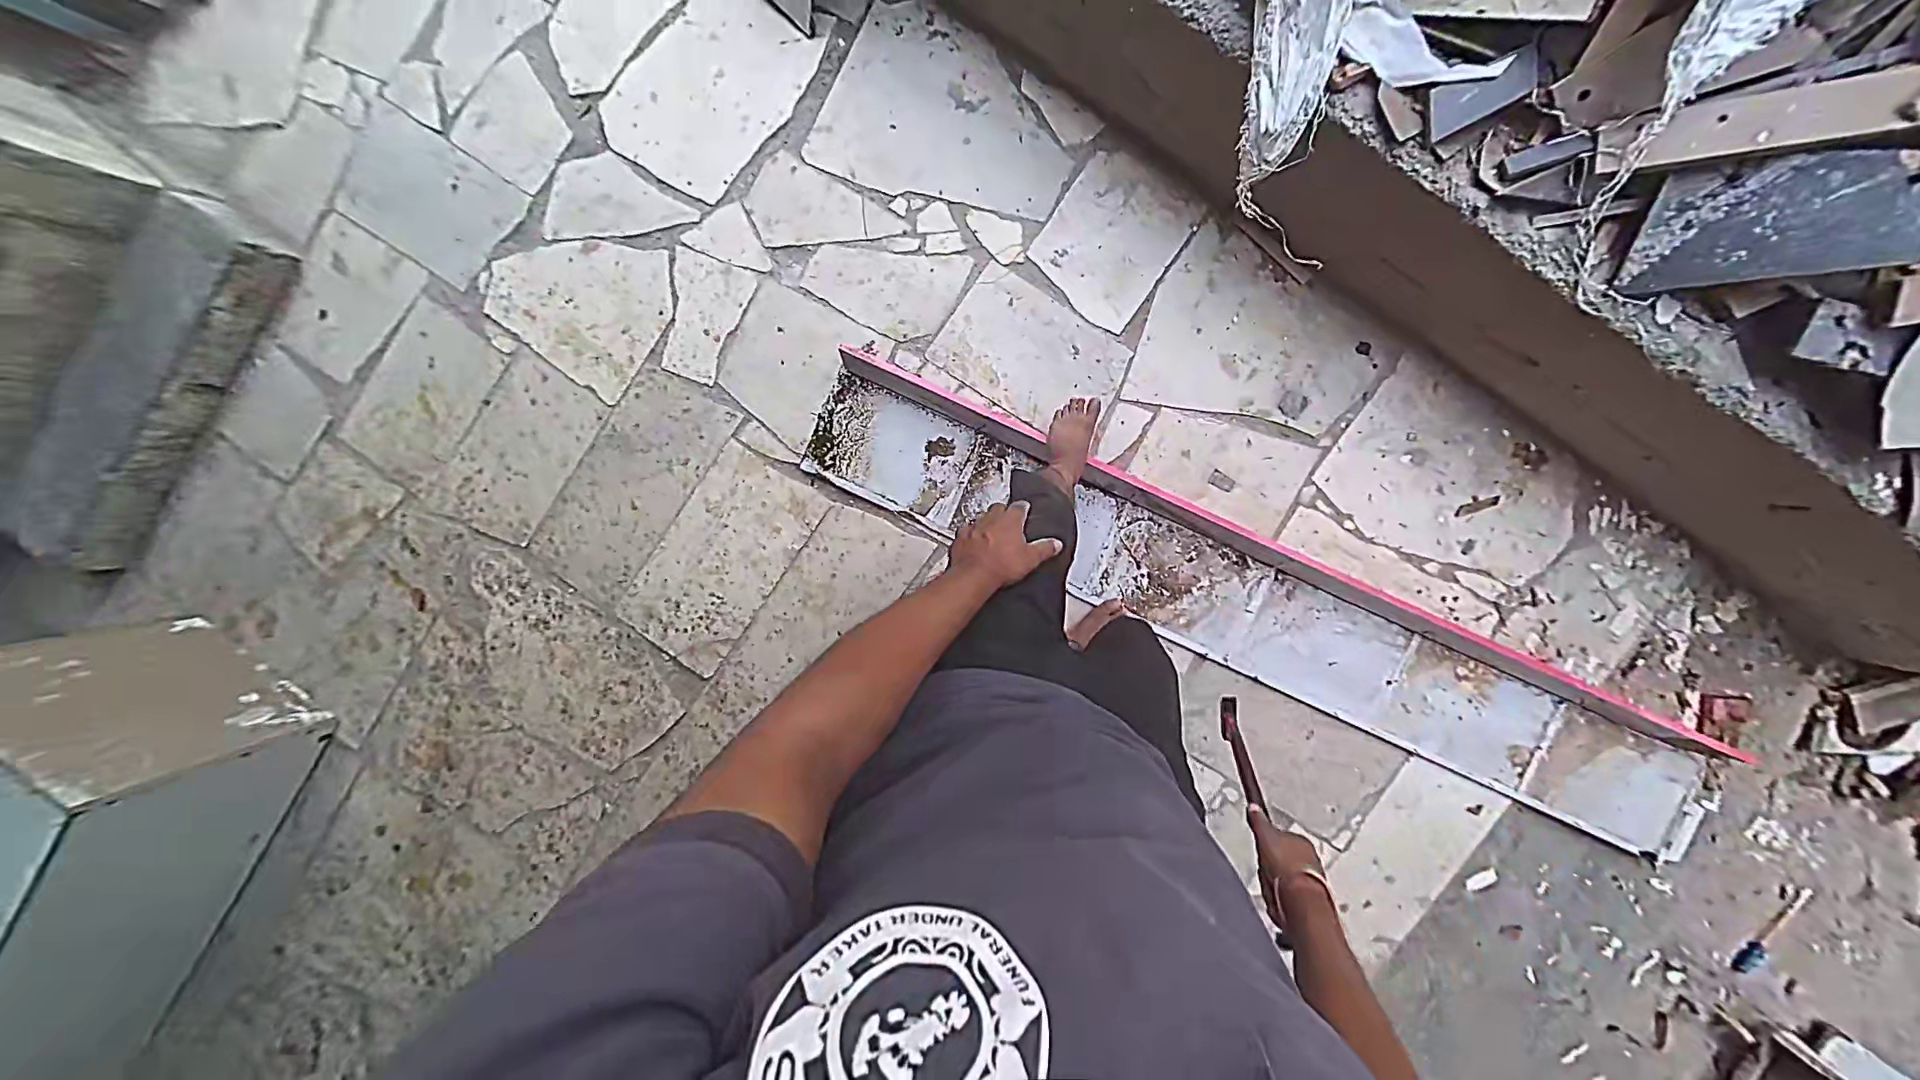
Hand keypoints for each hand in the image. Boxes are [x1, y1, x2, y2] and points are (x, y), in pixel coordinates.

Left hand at [948, 501, 1062, 589]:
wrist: (974, 575)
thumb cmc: (1000, 565)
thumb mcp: (1031, 559)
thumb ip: (1045, 549)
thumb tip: (1056, 544)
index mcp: (1010, 520)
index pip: (1019, 506)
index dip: (1023, 508)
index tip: (1025, 509)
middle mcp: (991, 519)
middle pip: (999, 508)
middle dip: (1004, 512)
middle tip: (1009, 521)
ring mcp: (974, 527)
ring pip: (982, 518)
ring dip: (987, 523)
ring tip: (992, 532)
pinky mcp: (961, 537)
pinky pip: (966, 531)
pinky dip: (971, 535)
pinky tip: (973, 542)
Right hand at [1248, 805, 1329, 925]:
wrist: (1297, 899)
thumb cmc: (1286, 867)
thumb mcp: (1265, 836)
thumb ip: (1259, 821)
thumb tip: (1254, 807)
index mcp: (1302, 842)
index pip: (1280, 837)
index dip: (1266, 844)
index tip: (1261, 849)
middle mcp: (1311, 860)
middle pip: (1282, 859)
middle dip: (1271, 866)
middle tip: (1265, 870)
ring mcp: (1311, 880)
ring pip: (1284, 878)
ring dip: (1275, 882)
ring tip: (1270, 886)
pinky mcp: (1307, 899)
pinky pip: (1288, 894)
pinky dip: (1280, 897)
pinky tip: (1275, 898)